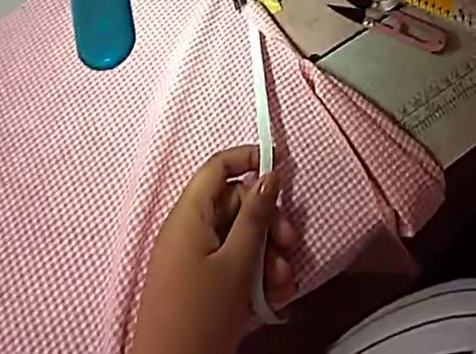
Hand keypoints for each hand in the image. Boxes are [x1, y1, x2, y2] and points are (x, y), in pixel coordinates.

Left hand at [131, 147, 296, 353]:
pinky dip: (252, 271)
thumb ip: (256, 215)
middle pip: (234, 202)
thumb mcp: (237, 263)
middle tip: (289, 244)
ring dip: (266, 252)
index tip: (279, 165)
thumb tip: (269, 175)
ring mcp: (189, 257)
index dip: (247, 158)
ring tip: (283, 282)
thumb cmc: (202, 316)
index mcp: (188, 217)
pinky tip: (272, 295)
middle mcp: (186, 230)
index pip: (217, 167)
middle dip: (267, 220)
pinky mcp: (195, 283)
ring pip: (236, 234)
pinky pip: (229, 260)